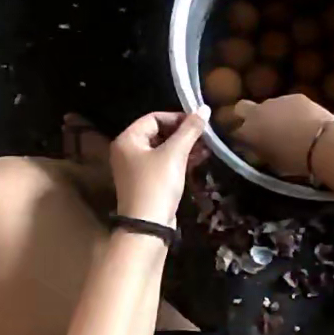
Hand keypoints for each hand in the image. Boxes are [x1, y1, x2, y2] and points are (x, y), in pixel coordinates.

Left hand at [110, 106, 208, 225]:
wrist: (148, 226)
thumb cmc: (157, 184)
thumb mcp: (175, 154)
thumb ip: (190, 130)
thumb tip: (204, 108)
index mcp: (127, 140)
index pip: (154, 117)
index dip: (177, 118)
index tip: (198, 123)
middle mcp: (127, 151)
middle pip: (158, 132)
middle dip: (182, 133)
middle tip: (204, 136)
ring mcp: (136, 168)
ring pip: (163, 149)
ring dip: (184, 146)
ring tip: (206, 147)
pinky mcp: (147, 182)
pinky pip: (164, 163)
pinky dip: (179, 159)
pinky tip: (198, 159)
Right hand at [230, 94, 333, 176]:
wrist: (323, 143)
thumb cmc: (294, 160)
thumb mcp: (271, 162)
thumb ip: (260, 151)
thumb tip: (257, 148)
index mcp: (248, 131)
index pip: (234, 131)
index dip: (240, 137)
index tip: (247, 144)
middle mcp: (258, 112)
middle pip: (243, 108)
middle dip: (248, 116)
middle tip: (262, 129)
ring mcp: (277, 101)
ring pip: (269, 105)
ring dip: (275, 114)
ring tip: (291, 128)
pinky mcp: (296, 96)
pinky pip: (289, 104)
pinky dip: (293, 111)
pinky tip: (305, 122)